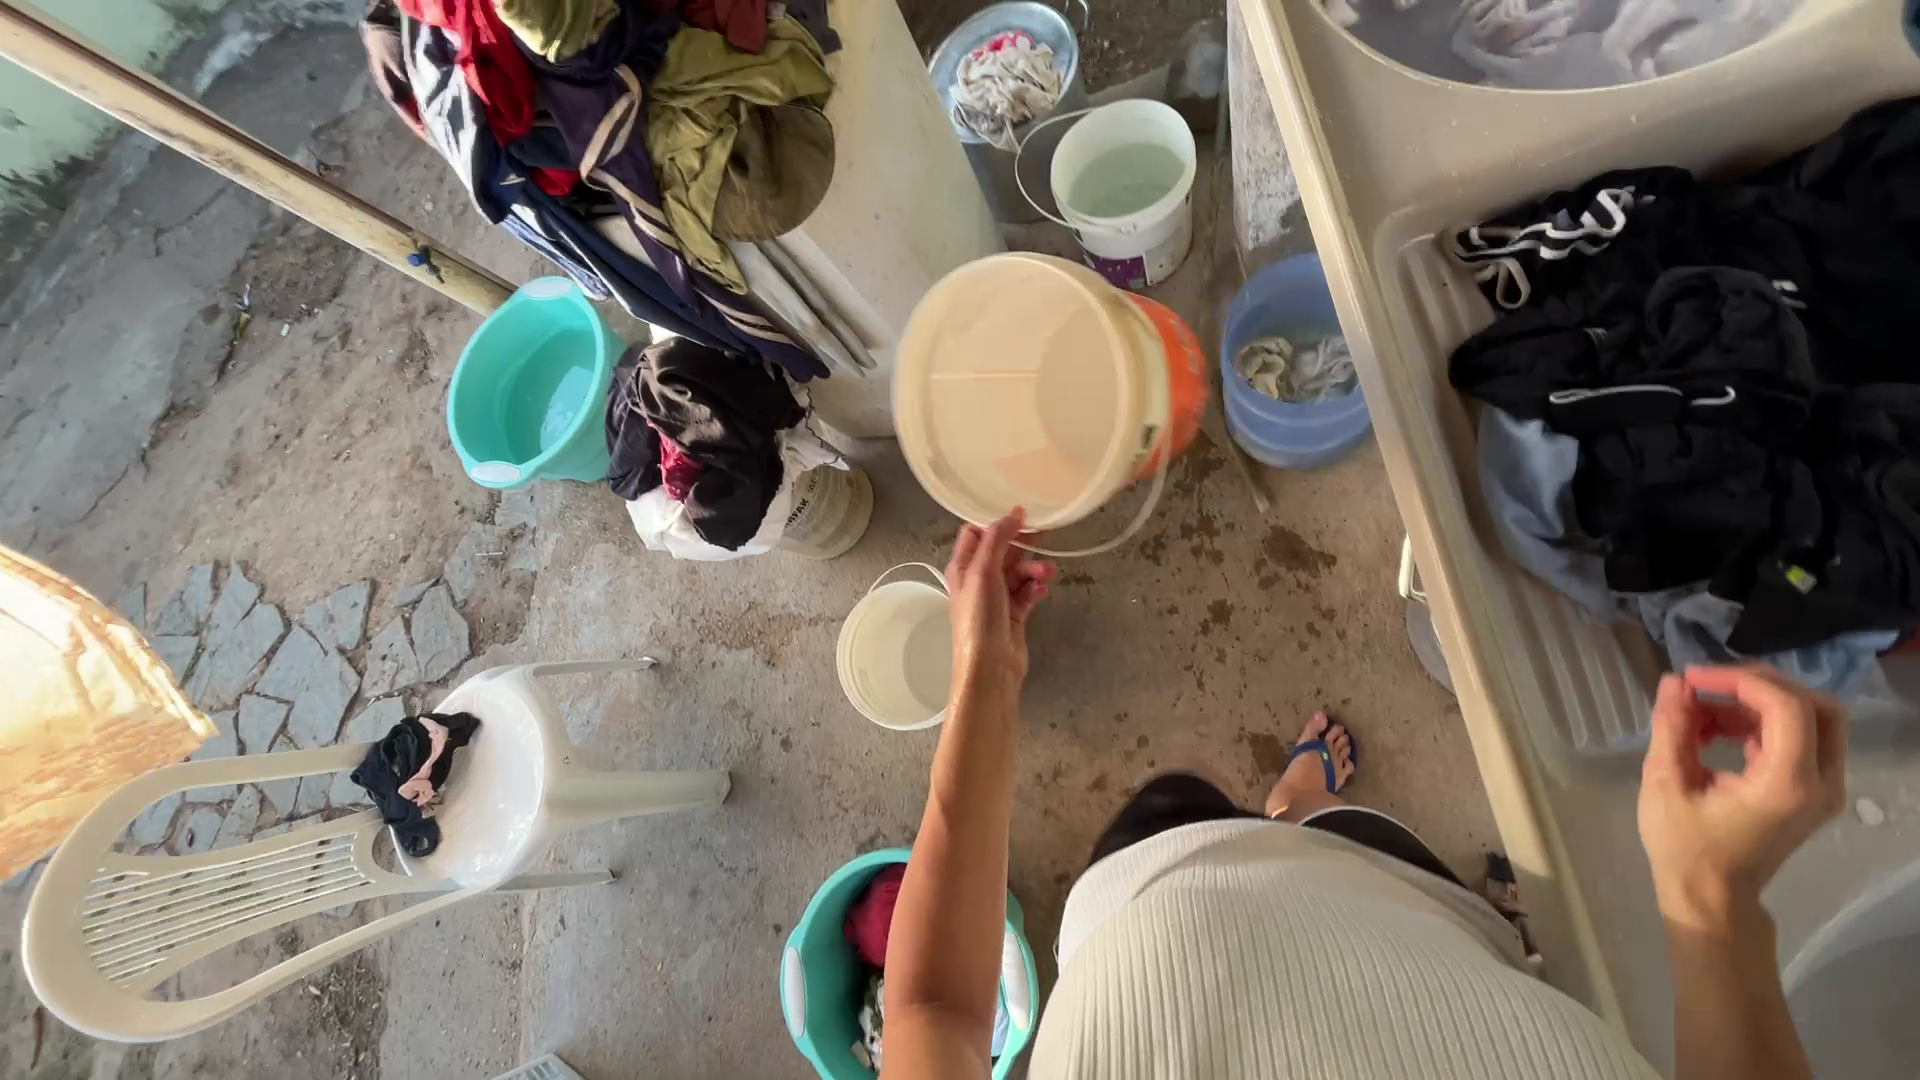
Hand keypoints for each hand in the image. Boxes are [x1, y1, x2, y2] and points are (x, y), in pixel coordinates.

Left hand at [944, 508, 1056, 688]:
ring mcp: (996, 597)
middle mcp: (977, 579)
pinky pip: (1027, 591)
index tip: (1021, 514)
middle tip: (1045, 533)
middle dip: (1022, 544)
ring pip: (1018, 571)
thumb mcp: (984, 571)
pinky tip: (1041, 590)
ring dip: (1033, 569)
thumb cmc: (980, 616)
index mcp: (962, 567)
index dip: (995, 523)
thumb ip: (998, 539)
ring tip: (1045, 574)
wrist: (990, 666)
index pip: (975, 533)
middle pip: (1001, 551)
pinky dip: (1034, 588)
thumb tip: (1015, 512)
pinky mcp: (1013, 613)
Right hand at [1638, 665, 1845, 930]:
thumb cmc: (1682, 842)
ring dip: (1752, 703)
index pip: (1789, 709)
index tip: (1690, 678)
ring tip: (1695, 712)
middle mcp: (1821, 783)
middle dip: (1759, 685)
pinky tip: (1710, 730)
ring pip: (1811, 720)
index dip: (1740, 681)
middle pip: (1818, 708)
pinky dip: (1754, 722)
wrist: (1710, 892)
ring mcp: (1822, 788)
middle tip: (1705, 683)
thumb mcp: (1664, 780)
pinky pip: (1796, 738)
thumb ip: (1673, 728)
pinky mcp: (1809, 789)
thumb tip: (1674, 682)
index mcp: (1787, 784)